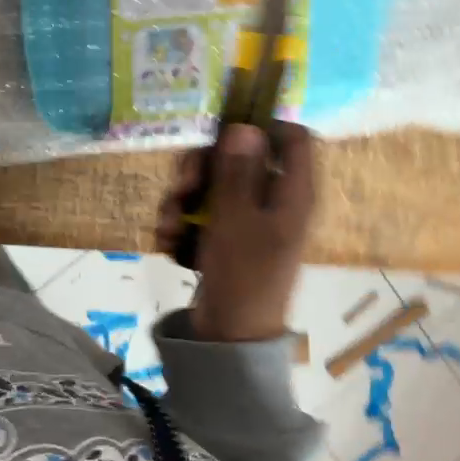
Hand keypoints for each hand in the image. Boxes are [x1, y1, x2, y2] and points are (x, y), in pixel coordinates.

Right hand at [154, 121, 315, 341]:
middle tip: (181, 188)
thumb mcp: (236, 219)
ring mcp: (248, 222)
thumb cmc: (242, 275)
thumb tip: (244, 125)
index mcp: (293, 193)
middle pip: (238, 159)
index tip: (220, 133)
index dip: (260, 127)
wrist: (230, 334)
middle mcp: (273, 201)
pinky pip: (200, 216)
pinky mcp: (225, 240)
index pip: (292, 138)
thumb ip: (238, 172)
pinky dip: (181, 226)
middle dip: (201, 171)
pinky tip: (168, 244)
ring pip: (211, 187)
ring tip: (167, 228)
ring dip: (181, 202)